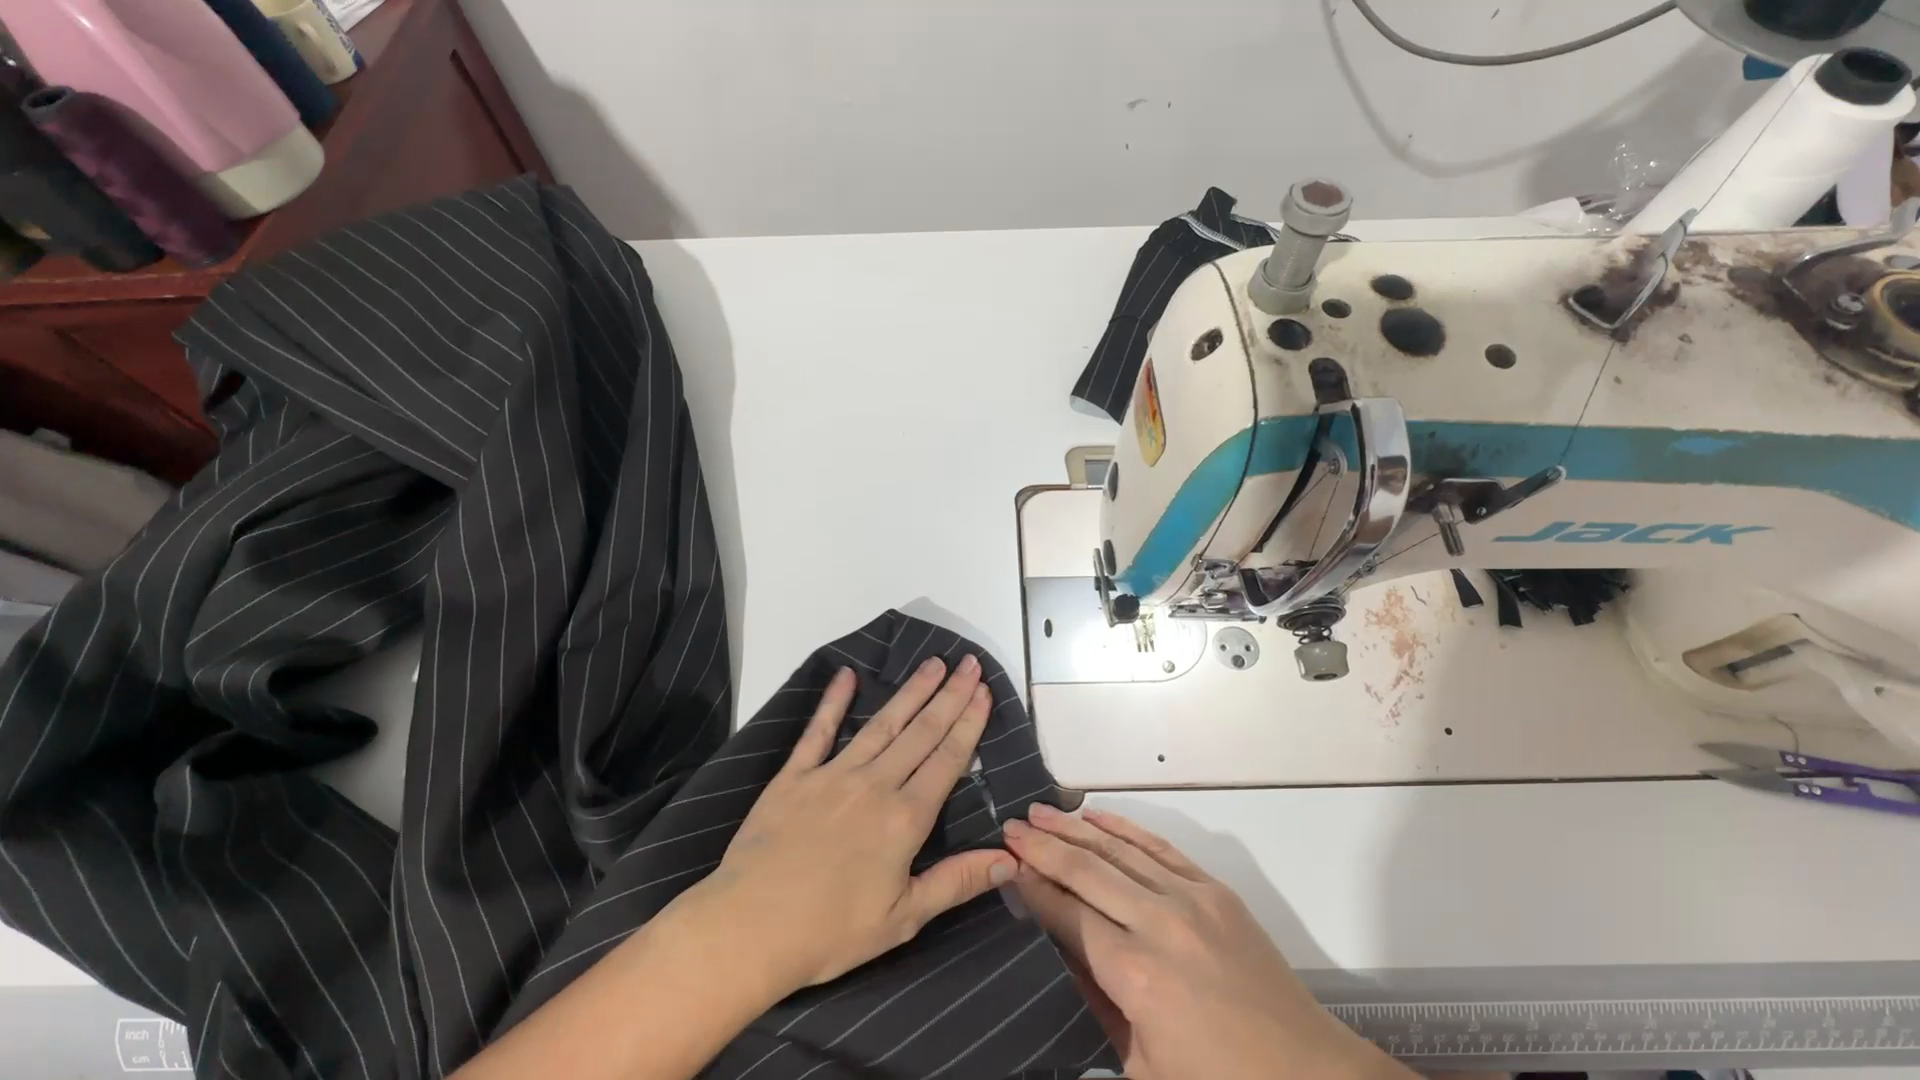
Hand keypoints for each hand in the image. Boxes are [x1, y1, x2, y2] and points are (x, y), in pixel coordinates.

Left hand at [689, 656, 1016, 992]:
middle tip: (969, 663)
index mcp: (904, 819)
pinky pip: (818, 731)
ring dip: (910, 691)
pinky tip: (846, 675)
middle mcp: (874, 785)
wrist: (749, 928)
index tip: (984, 691)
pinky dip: (833, 701)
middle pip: (921, 733)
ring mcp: (831, 775)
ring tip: (932, 662)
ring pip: (881, 724)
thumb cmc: (831, 932)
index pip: (947, 760)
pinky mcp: (793, 777)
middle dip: (949, 696)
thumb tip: (1011, 858)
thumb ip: (956, 882)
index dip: (969, 723)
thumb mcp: (903, 919)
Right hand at [1004, 806, 1407, 1079]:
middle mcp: (1158, 922)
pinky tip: (1097, 816)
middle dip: (1042, 847)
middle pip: (1086, 871)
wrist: (1305, 1074)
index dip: (1032, 887)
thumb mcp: (1140, 1066)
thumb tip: (1062, 948)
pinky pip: (1161, 849)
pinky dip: (1125, 829)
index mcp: (1135, 973)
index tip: (1004, 863)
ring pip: (1119, 851)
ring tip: (1039, 812)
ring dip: (1075, 829)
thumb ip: (1096, 1001)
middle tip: (1009, 826)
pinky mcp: (1216, 891)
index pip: (1067, 914)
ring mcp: (1191, 899)